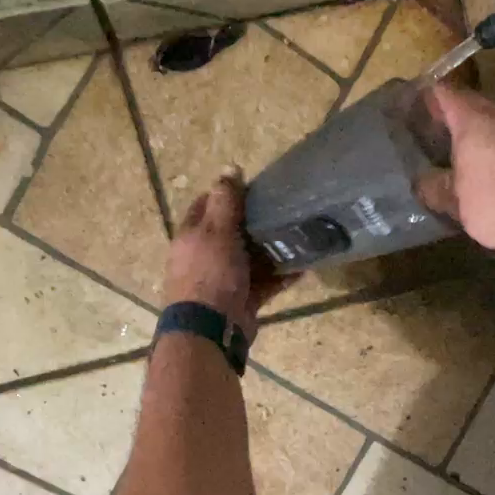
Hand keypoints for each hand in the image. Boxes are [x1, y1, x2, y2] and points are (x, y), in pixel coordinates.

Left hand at [164, 172, 290, 336]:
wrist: (211, 328)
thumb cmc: (210, 274)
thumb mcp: (218, 230)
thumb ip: (226, 200)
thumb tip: (231, 166)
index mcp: (192, 235)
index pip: (207, 205)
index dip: (228, 194)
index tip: (255, 188)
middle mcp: (204, 257)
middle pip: (231, 234)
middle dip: (255, 223)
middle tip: (283, 211)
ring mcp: (223, 281)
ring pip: (250, 260)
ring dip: (272, 251)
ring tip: (298, 238)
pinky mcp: (241, 301)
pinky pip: (264, 285)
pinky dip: (280, 277)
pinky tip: (302, 268)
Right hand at [416, 85, 494, 251]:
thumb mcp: (455, 201)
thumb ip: (433, 187)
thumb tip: (421, 182)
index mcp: (472, 117)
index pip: (442, 92)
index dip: (424, 99)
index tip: (411, 114)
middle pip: (470, 103)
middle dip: (451, 119)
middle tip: (434, 140)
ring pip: (493, 119)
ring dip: (477, 134)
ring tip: (462, 157)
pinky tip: (492, 169)